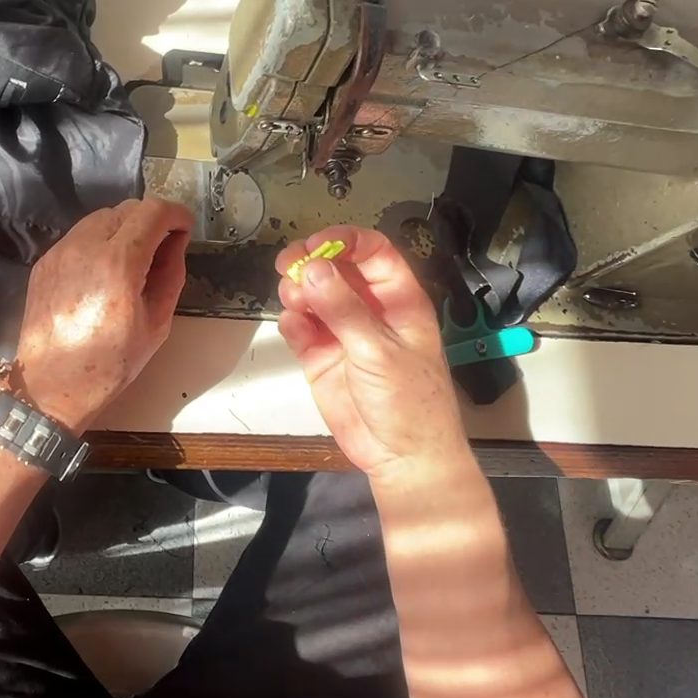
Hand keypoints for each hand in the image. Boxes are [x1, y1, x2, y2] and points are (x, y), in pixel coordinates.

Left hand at [14, 198, 192, 431]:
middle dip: (151, 220)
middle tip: (164, 247)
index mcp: (118, 265)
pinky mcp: (45, 262)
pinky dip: (100, 242)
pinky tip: (105, 272)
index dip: (176, 214)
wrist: (52, 387)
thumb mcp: (156, 323)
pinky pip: (80, 236)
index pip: (152, 212)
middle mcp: (85, 248)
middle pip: (127, 209)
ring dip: (125, 229)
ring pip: (101, 218)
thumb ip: (171, 274)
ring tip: (134, 260)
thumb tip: (176, 242)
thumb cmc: (110, 364)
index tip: (185, 227)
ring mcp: (60, 253)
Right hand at [276, 226, 467, 479]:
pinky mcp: (320, 357)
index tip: (315, 245)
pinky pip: (300, 327)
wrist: (401, 456)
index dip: (344, 241)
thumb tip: (313, 269)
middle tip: (288, 264)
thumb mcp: (378, 350)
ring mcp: (342, 333)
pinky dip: (292, 321)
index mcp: (397, 300)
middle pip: (335, 269)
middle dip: (311, 262)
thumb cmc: (409, 400)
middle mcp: (368, 310)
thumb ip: (343, 309)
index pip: (372, 252)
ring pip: (313, 295)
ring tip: (292, 298)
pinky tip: (293, 325)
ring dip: (298, 290)